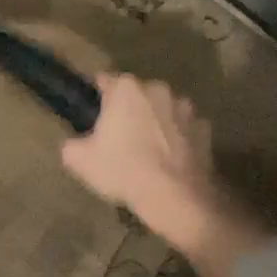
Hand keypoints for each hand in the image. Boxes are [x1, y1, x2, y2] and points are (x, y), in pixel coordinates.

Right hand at [61, 74, 217, 230]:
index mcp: (126, 89)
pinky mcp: (205, 129)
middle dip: (128, 109)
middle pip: (136, 94)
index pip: (104, 80)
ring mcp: (185, 108)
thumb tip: (74, 143)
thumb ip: (71, 144)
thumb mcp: (79, 160)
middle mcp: (158, 89)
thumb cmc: (123, 170)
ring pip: (162, 109)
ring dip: (154, 122)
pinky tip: (169, 160)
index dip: (96, 96)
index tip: (92, 114)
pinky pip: (184, 129)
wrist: (175, 196)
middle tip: (118, 137)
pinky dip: (177, 138)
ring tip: (147, 150)